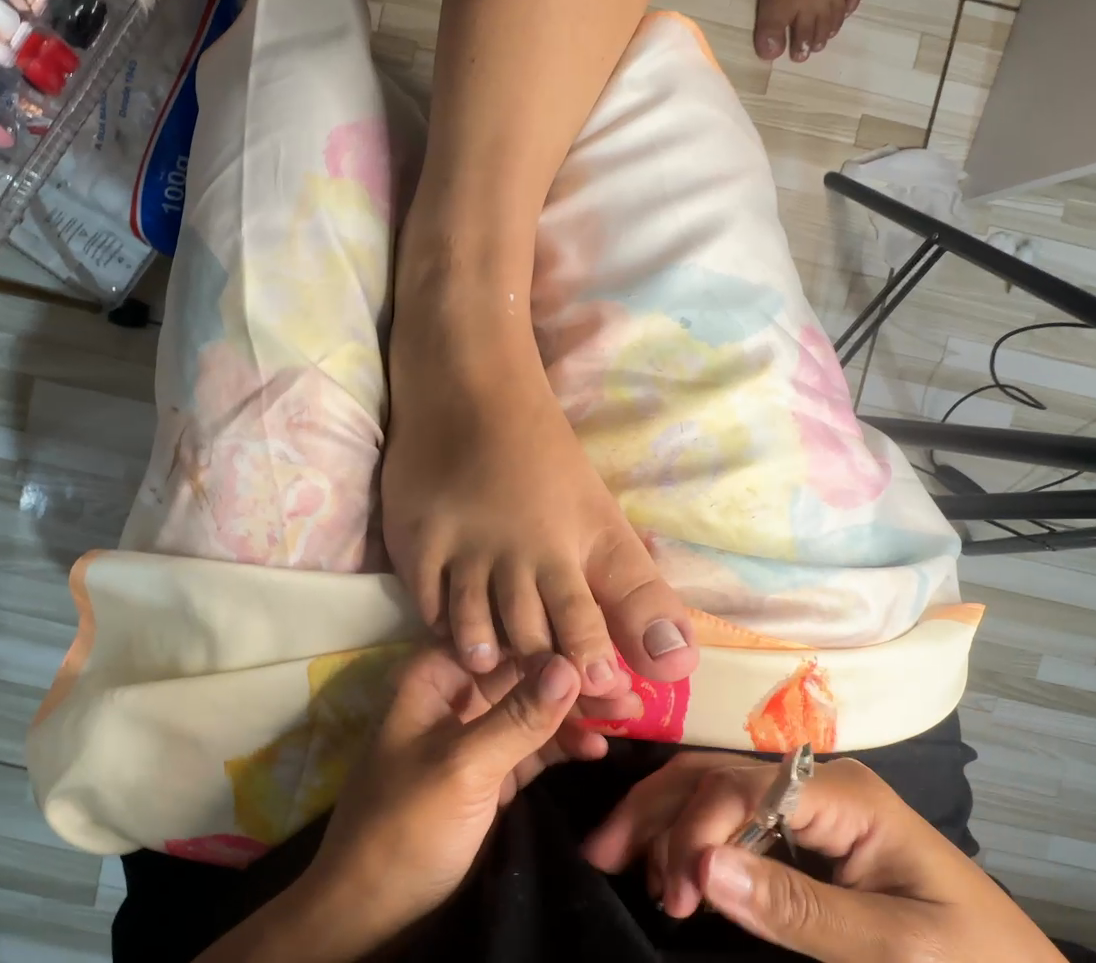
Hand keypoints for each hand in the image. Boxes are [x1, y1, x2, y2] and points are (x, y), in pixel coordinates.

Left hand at [306, 648, 604, 931]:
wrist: (372, 909)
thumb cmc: (404, 826)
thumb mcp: (462, 767)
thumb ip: (517, 718)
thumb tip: (571, 666)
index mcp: (433, 677)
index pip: (499, 639)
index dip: (551, 640)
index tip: (606, 649)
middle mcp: (454, 696)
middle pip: (521, 673)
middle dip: (572, 678)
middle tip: (630, 688)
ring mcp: (473, 737)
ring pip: (532, 710)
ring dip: (576, 712)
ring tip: (629, 715)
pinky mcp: (490, 775)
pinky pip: (534, 749)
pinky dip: (564, 746)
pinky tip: (597, 747)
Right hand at [382, 277, 698, 704]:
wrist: (468, 392)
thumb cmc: (543, 456)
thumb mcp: (602, 519)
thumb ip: (637, 593)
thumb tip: (679, 665)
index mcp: (565, 550)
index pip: (584, 631)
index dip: (593, 672)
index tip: (602, 697)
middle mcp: (513, 557)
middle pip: (528, 640)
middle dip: (542, 679)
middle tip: (548, 702)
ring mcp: (459, 550)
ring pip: (473, 630)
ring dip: (487, 657)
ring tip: (494, 672)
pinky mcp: (416, 542)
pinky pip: (426, 604)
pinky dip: (441, 626)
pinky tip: (451, 634)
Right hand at [582, 754, 1066, 962]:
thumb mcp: (898, 949)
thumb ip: (800, 909)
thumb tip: (702, 866)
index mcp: (841, 793)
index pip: (740, 786)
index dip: (694, 828)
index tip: (675, 895)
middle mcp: (813, 786)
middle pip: (711, 778)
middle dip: (655, 813)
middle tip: (604, 858)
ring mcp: (803, 809)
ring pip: (707, 794)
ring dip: (659, 824)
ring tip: (614, 859)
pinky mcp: (797, 838)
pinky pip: (724, 825)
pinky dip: (682, 841)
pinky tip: (658, 865)